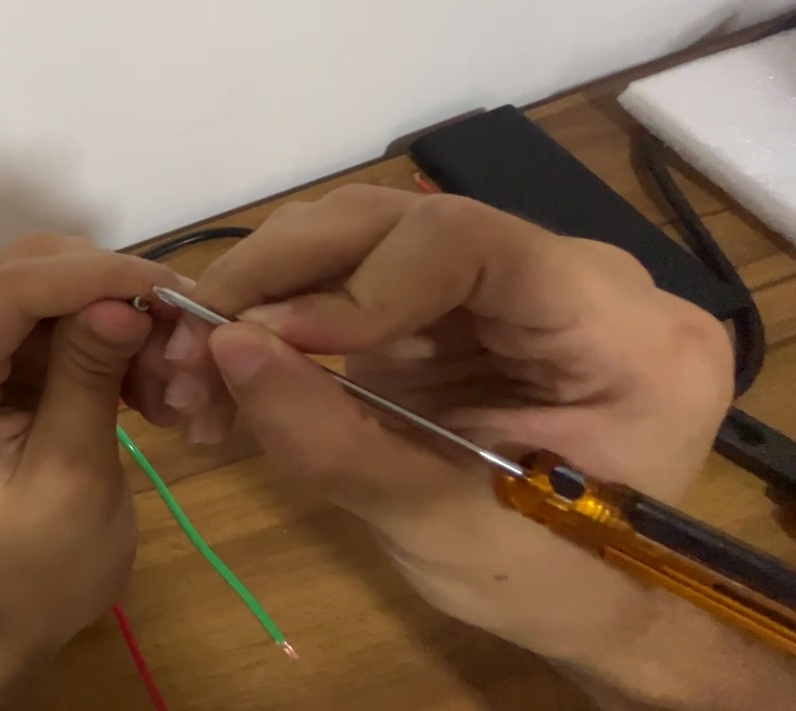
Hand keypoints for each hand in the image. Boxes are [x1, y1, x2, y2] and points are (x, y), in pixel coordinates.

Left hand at [0, 234, 179, 693]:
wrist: (17, 600)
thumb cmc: (38, 564)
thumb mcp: (71, 478)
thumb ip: (87, 379)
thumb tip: (124, 300)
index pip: (5, 292)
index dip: (87, 276)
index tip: (170, 289)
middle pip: (25, 270)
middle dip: (108, 291)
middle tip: (181, 344)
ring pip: (50, 281)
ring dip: (119, 314)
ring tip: (170, 383)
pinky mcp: (1, 350)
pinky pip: (63, 311)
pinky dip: (114, 334)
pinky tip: (151, 387)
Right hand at [161, 185, 782, 703]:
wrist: (562, 582)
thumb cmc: (540, 574)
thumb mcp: (438, 528)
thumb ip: (331, 440)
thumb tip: (222, 343)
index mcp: (611, 326)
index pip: (462, 242)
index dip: (355, 281)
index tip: (270, 343)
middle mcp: (545, 270)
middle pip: (374, 220)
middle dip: (264, 278)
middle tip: (189, 348)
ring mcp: (472, 272)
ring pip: (328, 233)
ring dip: (242, 293)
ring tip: (193, 369)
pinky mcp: (413, 287)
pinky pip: (313, 269)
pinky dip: (250, 310)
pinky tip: (220, 363)